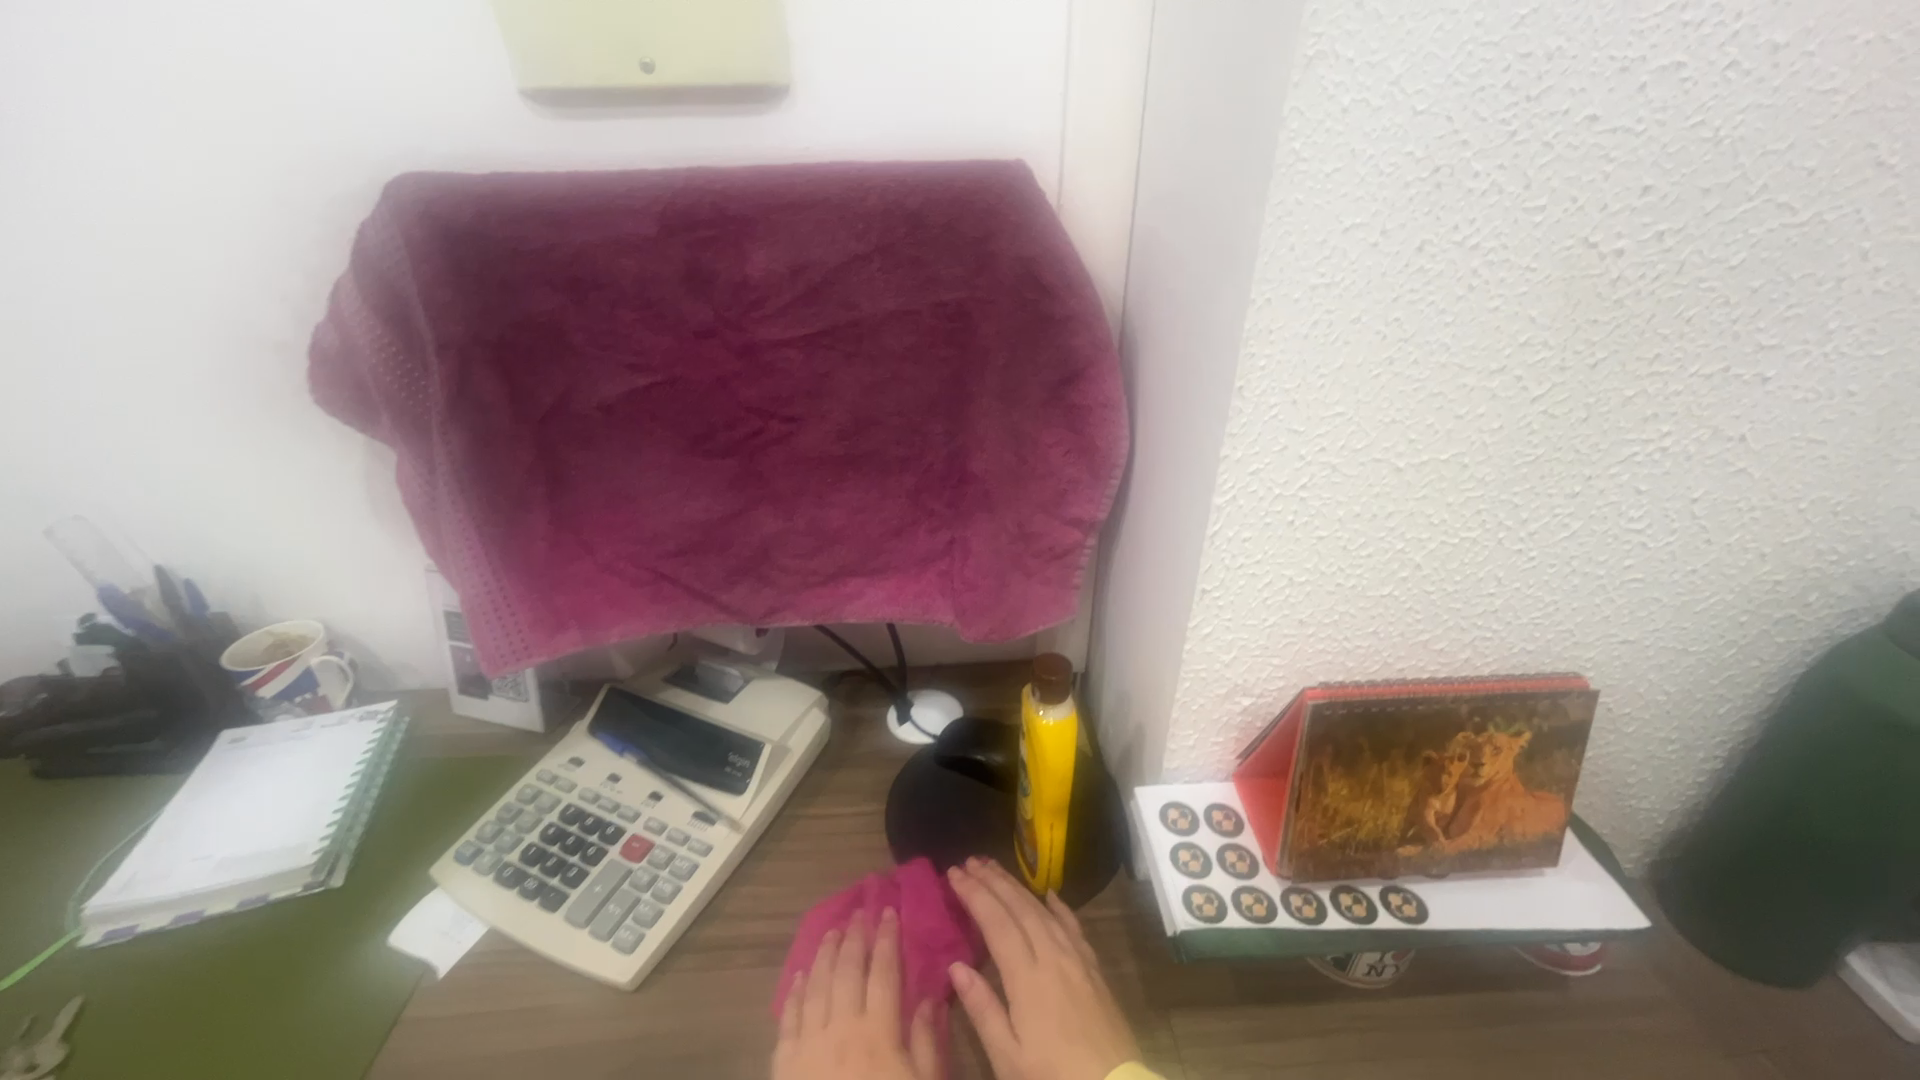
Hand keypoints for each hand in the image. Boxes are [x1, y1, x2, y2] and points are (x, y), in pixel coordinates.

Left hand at [774, 908, 940, 1079]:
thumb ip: (926, 1044)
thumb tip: (930, 997)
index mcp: (878, 1033)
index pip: (884, 972)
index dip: (887, 939)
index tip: (889, 911)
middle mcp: (841, 1029)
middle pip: (847, 972)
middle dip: (855, 938)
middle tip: (860, 912)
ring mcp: (808, 1046)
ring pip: (816, 987)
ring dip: (825, 955)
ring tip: (833, 932)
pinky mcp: (785, 1066)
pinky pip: (787, 1020)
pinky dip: (794, 992)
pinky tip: (800, 975)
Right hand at [946, 859, 1140, 1079]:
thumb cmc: (1053, 1076)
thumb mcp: (1008, 1056)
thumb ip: (982, 1009)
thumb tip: (955, 966)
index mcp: (1026, 978)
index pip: (996, 923)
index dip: (974, 895)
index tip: (954, 873)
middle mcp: (1052, 957)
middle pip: (1019, 908)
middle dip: (992, 881)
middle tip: (969, 861)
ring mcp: (1077, 960)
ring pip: (1043, 911)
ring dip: (1018, 887)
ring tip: (996, 868)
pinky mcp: (1094, 969)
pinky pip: (1073, 926)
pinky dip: (1058, 906)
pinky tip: (1049, 894)